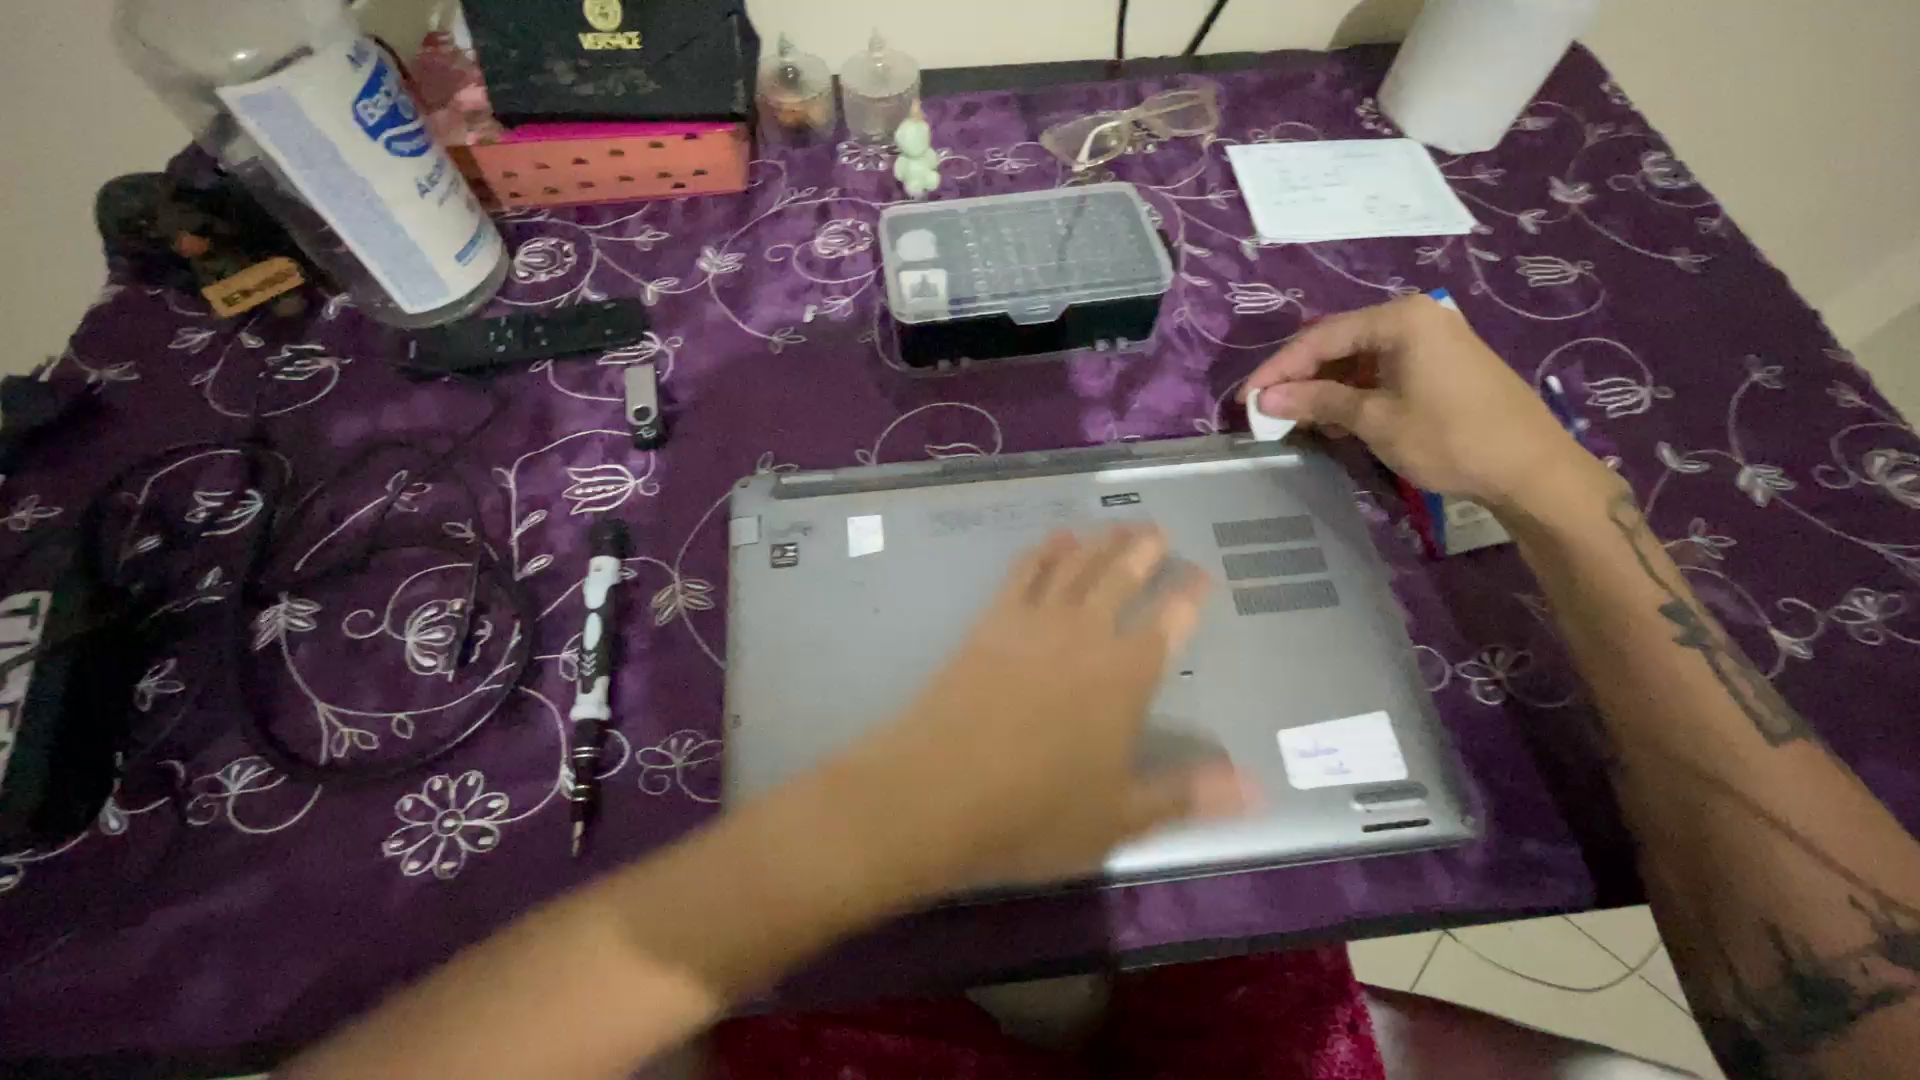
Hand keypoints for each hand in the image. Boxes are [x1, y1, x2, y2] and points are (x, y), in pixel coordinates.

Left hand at [838, 527, 1249, 893]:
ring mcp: (1032, 625)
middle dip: (1144, 553)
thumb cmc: (1033, 813)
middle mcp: (1083, 638)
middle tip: (1158, 530)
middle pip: (1121, 580)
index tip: (1201, 575)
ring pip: (1075, 568)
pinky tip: (1052, 541)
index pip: (1168, 624)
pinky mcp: (988, 624)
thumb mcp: (1120, 818)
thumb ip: (1186, 794)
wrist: (934, 793)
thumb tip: (1258, 789)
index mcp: (1124, 679)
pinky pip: (1022, 574)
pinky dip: (1042, 552)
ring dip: (1099, 543)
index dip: (1188, 597)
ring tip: (1117, 525)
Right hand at [1241, 296, 1599, 511]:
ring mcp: (1433, 338)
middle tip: (1268, 409)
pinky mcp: (1442, 363)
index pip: (1319, 337)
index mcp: (1400, 318)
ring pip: (1359, 357)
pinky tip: (1338, 418)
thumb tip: (1264, 400)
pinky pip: (1383, 368)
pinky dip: (1355, 391)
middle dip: (1300, 376)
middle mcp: (1416, 316)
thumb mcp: (1374, 420)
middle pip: (1338, 342)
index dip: (1277, 369)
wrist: (1531, 467)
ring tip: (1298, 419)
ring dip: (1326, 387)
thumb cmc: (1448, 437)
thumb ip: (1316, 401)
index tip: (1246, 400)